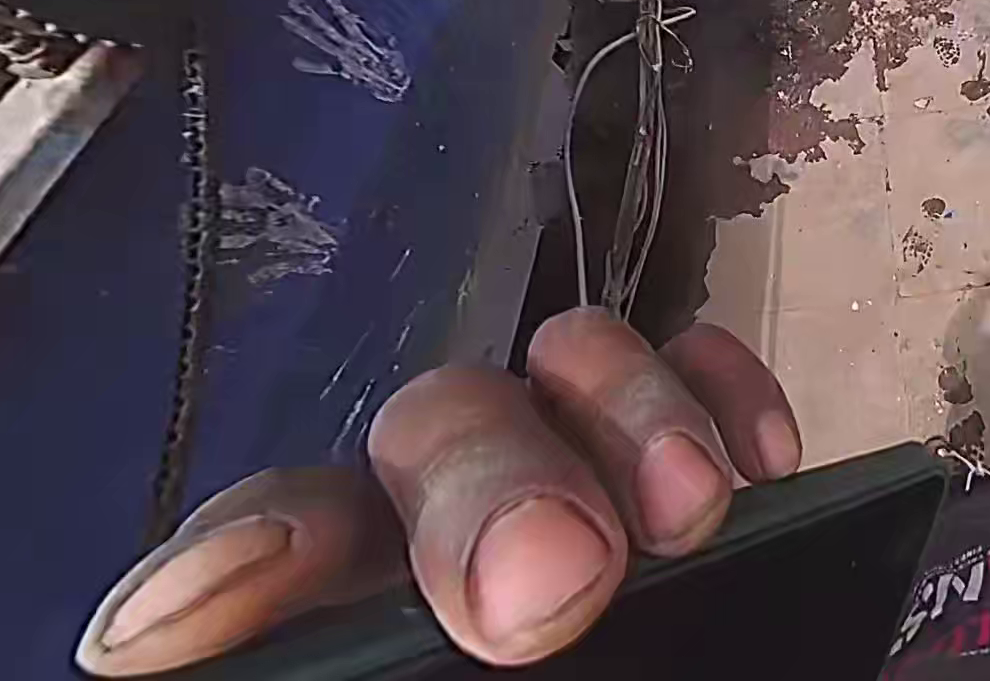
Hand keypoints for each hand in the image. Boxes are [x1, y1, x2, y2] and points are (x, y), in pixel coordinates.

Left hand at [76, 308, 800, 675]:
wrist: (705, 663)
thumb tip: (330, 634)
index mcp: (379, 596)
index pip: (282, 535)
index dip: (246, 545)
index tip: (211, 608)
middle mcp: (475, 492)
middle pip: (446, 415)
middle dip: (498, 484)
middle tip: (573, 582)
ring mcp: (595, 431)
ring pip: (577, 350)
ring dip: (637, 415)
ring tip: (695, 508)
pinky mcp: (695, 406)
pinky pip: (703, 354)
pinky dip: (732, 389)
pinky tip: (767, 464)